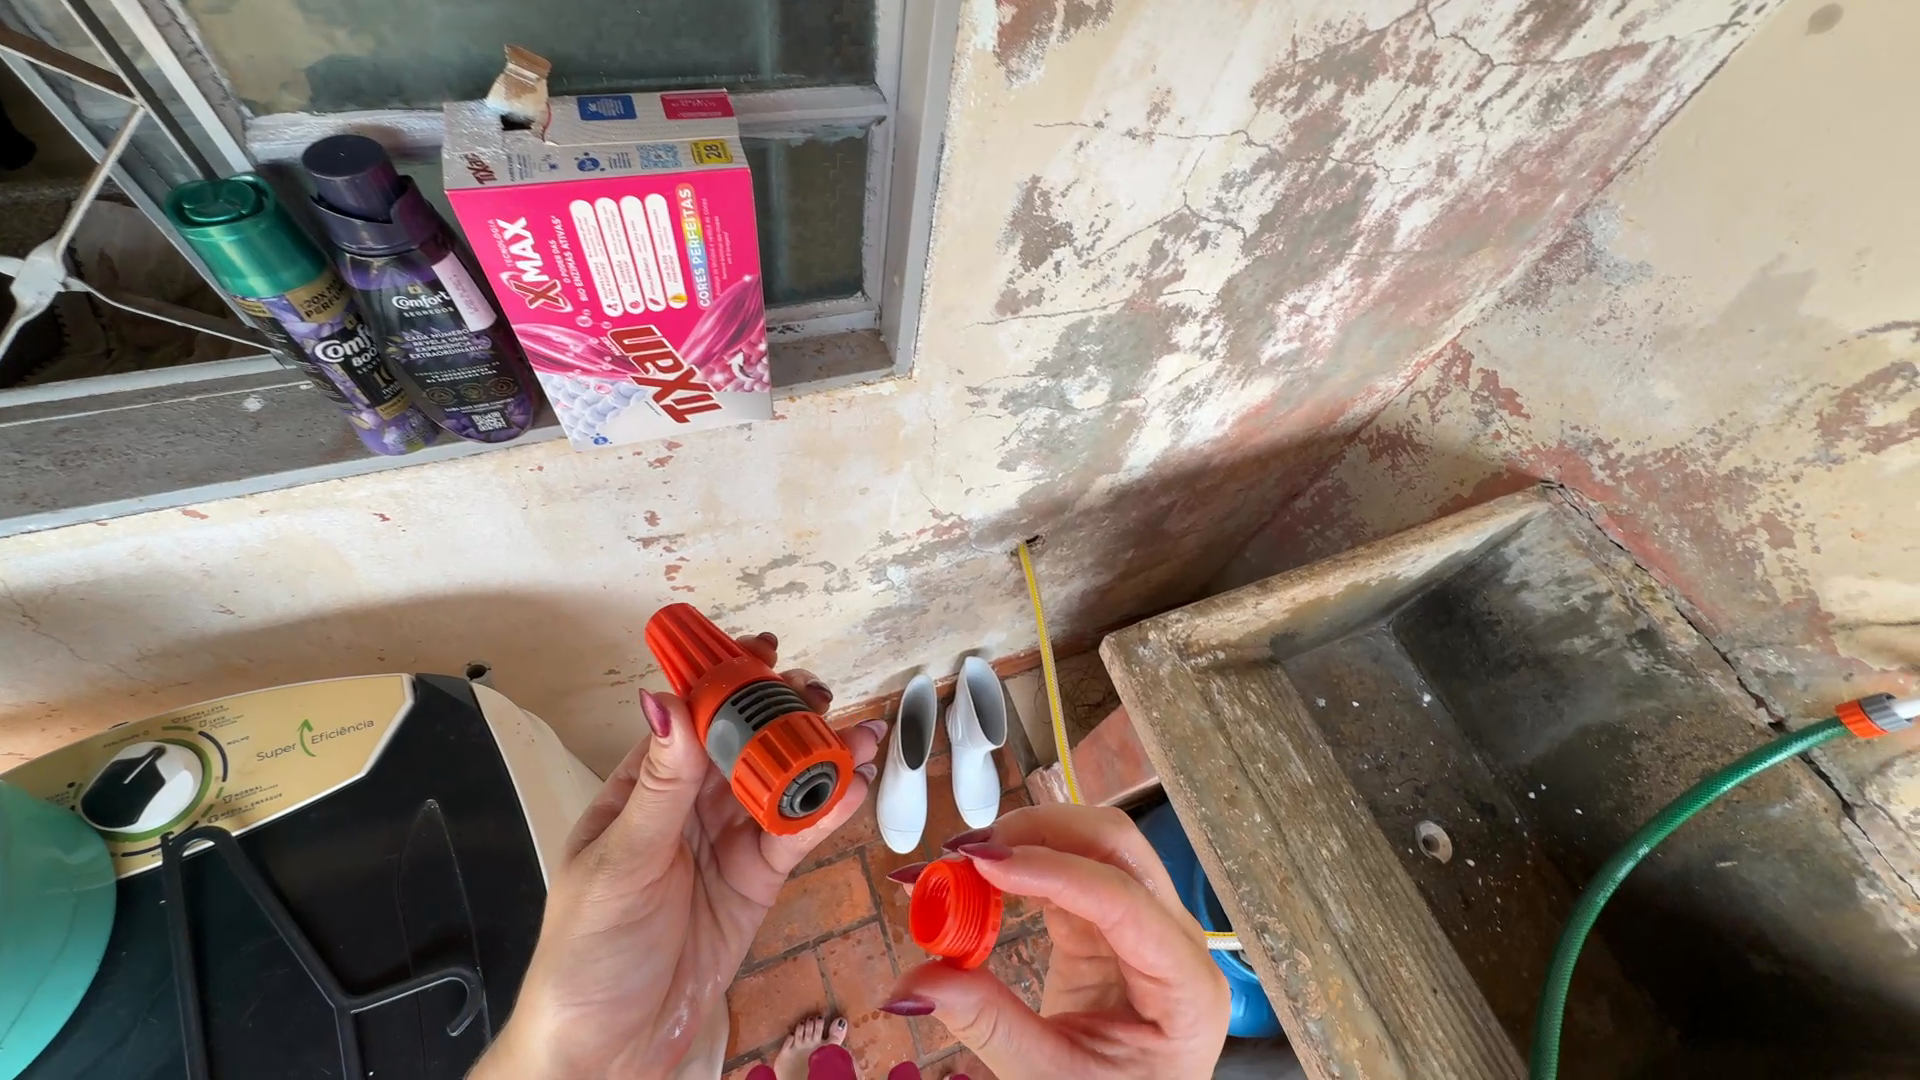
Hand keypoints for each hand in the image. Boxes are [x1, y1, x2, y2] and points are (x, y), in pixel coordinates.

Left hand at [473, 634, 885, 1078]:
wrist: (611, 1051)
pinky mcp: (760, 876)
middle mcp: (692, 804)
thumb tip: (664, 697)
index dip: (728, 680)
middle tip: (820, 697)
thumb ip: (659, 785)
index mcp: (647, 787)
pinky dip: (826, 809)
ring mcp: (730, 838)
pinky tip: (852, 786)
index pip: (692, 718)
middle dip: (785, 713)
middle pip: (748, 742)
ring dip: (821, 755)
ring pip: (782, 781)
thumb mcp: (621, 863)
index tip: (764, 649)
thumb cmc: (590, 952)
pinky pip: (797, 833)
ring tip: (861, 735)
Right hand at [882, 804, 1229, 1078]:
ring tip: (960, 861)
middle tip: (966, 852)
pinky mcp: (1104, 921)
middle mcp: (1173, 937)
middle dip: (1037, 833)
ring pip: (1089, 843)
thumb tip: (908, 986)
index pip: (1123, 899)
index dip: (1052, 871)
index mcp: (1187, 985)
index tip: (982, 863)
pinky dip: (1018, 866)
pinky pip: (1062, 872)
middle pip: (1114, 845)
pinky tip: (977, 876)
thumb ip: (988, 1025)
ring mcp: (1140, 922)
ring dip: (1024, 840)